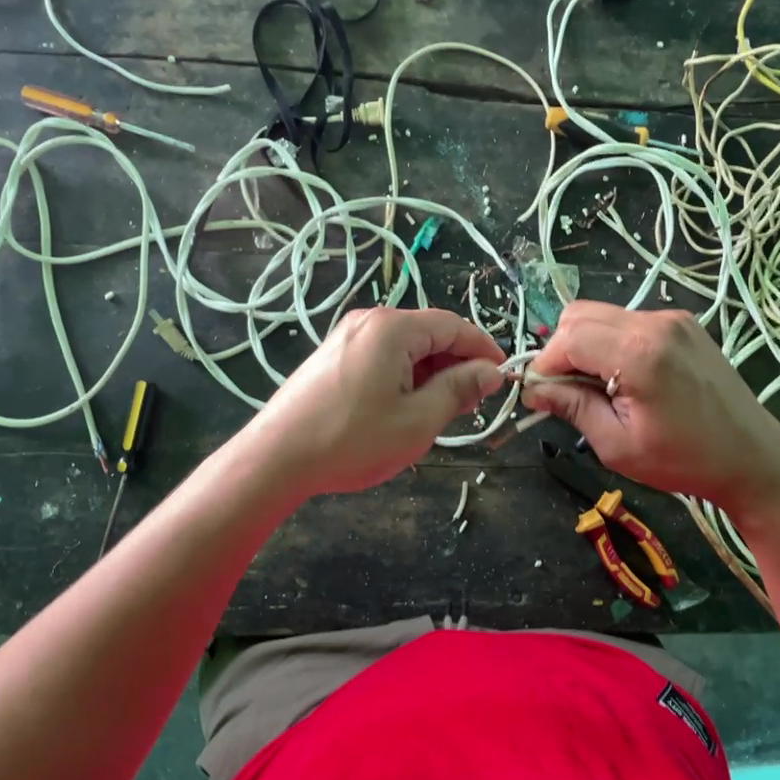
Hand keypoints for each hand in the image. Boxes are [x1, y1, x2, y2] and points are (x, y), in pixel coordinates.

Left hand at [248, 307, 504, 495]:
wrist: (275, 458)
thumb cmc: (352, 440)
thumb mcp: (418, 420)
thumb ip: (459, 389)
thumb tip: (490, 371)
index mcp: (392, 328)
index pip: (454, 326)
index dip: (484, 349)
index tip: (503, 377)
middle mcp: (368, 321)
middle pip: (429, 333)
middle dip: (457, 363)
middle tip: (473, 403)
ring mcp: (346, 337)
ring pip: (406, 347)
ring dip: (431, 373)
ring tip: (442, 410)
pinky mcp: (332, 356)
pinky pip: (382, 356)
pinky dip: (404, 376)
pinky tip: (406, 407)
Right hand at [521, 301, 779, 507]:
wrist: (752, 457)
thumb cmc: (683, 461)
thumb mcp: (617, 445)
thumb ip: (572, 407)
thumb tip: (532, 389)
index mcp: (639, 353)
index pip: (568, 337)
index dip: (545, 364)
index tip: (540, 394)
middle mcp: (655, 323)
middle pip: (579, 315)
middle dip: (561, 350)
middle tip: (566, 391)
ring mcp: (672, 319)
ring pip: (602, 314)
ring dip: (586, 345)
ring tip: (598, 387)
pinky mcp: (684, 323)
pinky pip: (629, 321)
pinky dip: (613, 343)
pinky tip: (626, 378)